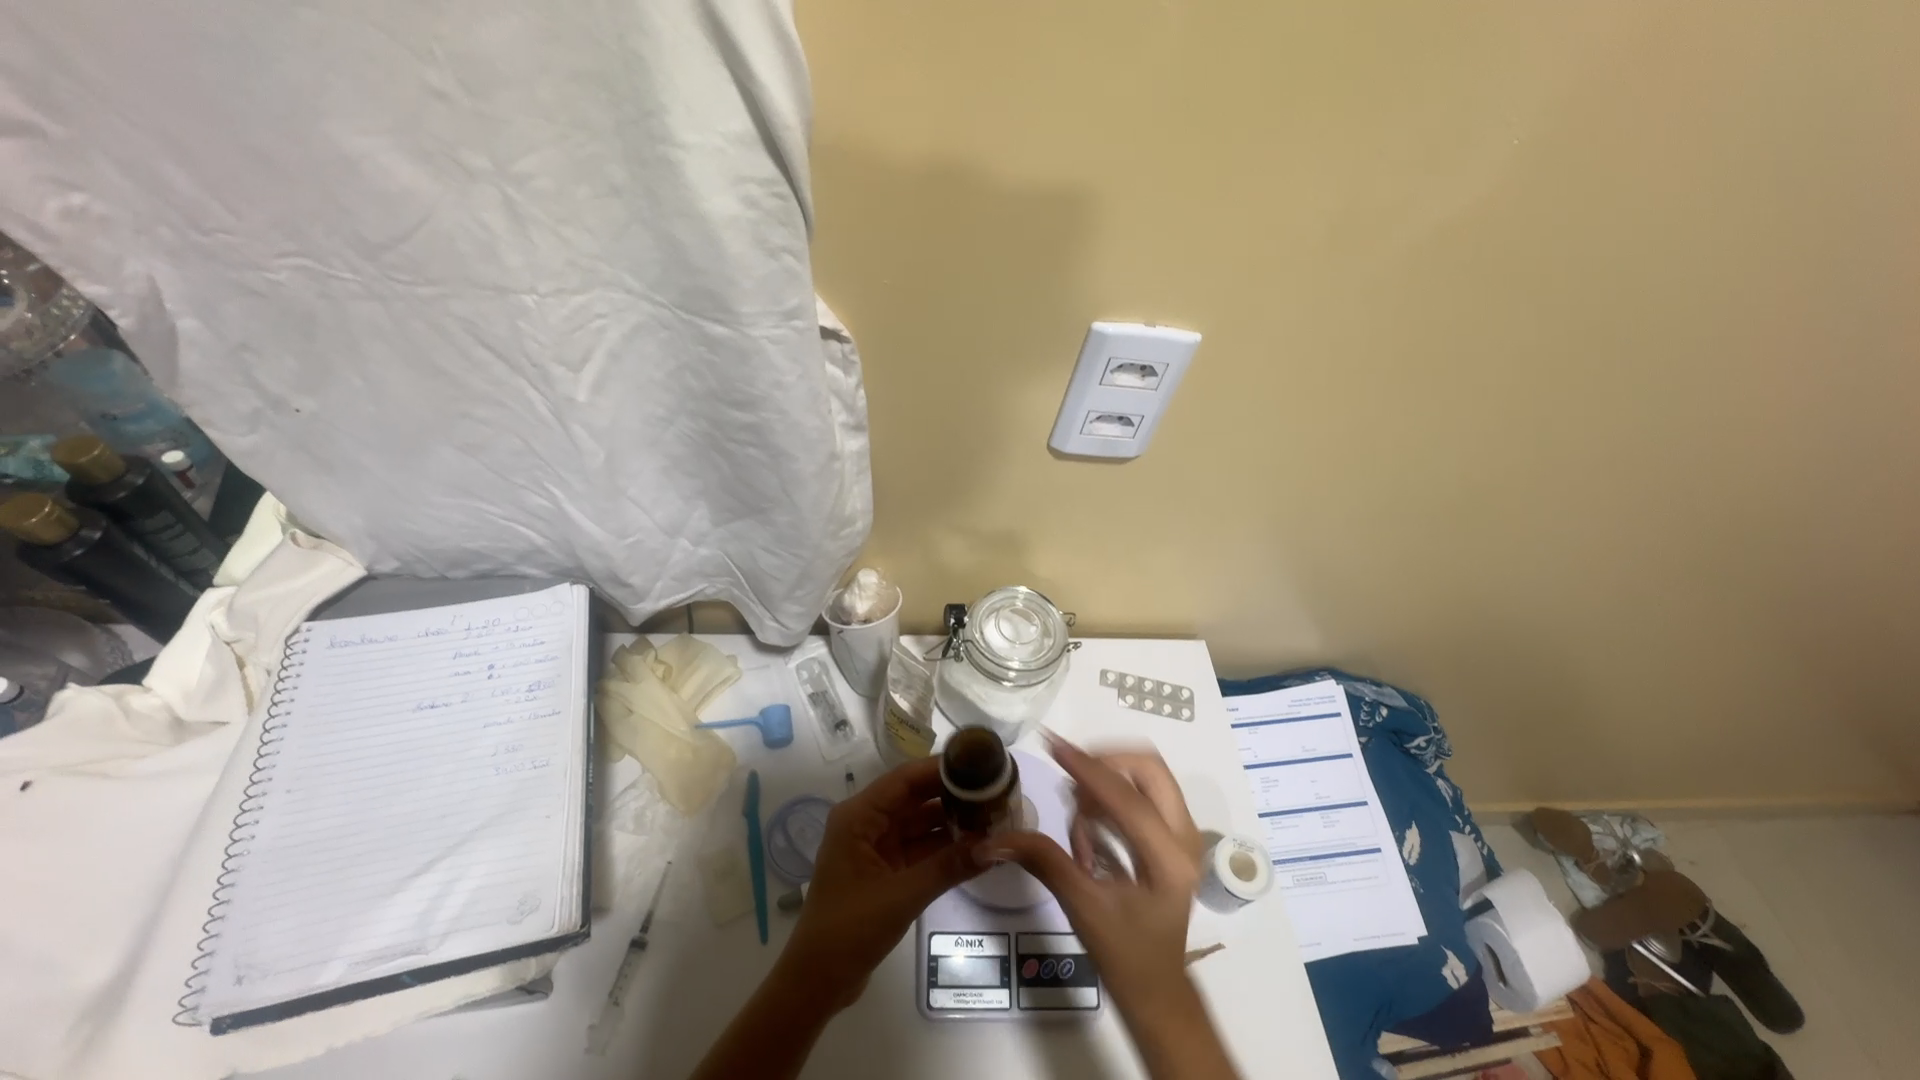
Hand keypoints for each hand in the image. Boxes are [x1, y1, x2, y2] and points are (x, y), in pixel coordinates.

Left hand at [780, 756, 984, 1011]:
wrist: (818, 980)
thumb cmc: (849, 929)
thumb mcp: (902, 896)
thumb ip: (949, 867)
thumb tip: (996, 846)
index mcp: (858, 816)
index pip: (905, 779)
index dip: (943, 769)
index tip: (981, 765)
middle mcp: (866, 823)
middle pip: (915, 797)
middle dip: (953, 795)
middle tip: (997, 792)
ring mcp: (875, 847)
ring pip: (920, 823)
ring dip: (952, 822)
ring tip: (994, 816)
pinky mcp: (885, 870)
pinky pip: (920, 848)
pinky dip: (945, 847)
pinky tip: (976, 847)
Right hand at [995, 737, 1239, 1078]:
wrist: (1156, 986)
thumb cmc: (1123, 953)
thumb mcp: (1081, 906)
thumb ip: (1043, 860)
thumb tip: (992, 839)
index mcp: (1168, 858)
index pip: (1127, 798)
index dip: (1087, 768)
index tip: (1053, 746)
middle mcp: (1185, 837)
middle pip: (1149, 768)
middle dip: (1104, 763)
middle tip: (1067, 774)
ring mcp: (1184, 835)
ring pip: (1148, 778)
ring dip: (1107, 783)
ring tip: (1077, 823)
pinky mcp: (1174, 837)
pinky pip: (1145, 795)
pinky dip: (1114, 797)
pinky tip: (1089, 831)